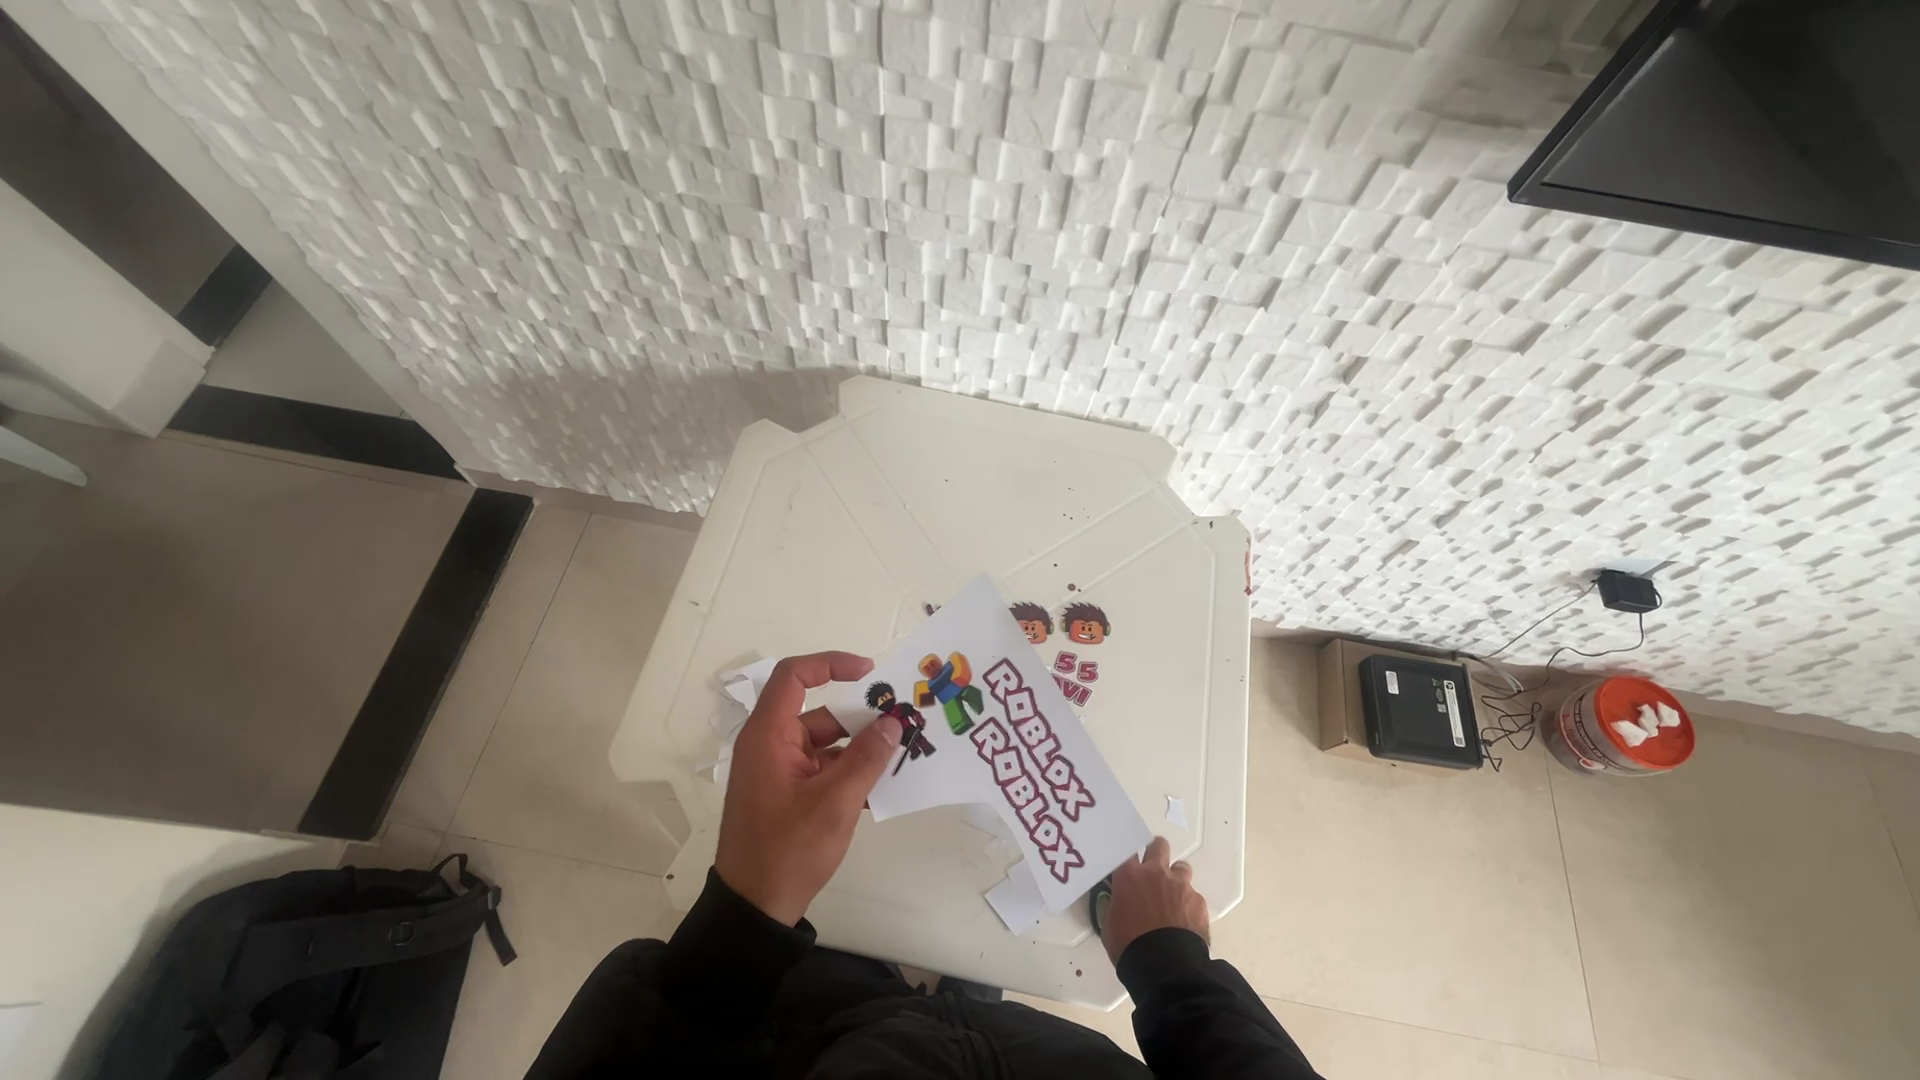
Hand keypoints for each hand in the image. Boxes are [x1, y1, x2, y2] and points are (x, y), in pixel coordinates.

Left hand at [714, 652, 901, 925]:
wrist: (754, 910)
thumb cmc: (788, 849)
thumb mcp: (835, 802)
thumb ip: (866, 758)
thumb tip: (892, 722)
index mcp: (768, 736)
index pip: (794, 677)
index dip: (831, 664)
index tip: (870, 672)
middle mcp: (770, 745)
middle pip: (819, 713)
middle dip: (860, 718)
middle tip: (901, 724)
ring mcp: (778, 771)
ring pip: (825, 744)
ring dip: (859, 750)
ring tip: (899, 758)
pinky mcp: (787, 794)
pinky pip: (822, 769)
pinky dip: (848, 773)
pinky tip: (880, 790)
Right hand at [1102, 836, 1209, 964]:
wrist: (1165, 967)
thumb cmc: (1129, 945)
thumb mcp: (1109, 925)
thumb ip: (1114, 905)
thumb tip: (1117, 901)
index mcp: (1129, 876)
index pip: (1126, 849)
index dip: (1128, 854)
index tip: (1128, 862)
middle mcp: (1156, 873)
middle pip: (1158, 845)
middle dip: (1156, 853)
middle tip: (1153, 870)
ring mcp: (1180, 885)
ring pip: (1181, 867)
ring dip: (1176, 877)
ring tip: (1172, 896)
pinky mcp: (1198, 901)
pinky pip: (1193, 895)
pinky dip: (1188, 904)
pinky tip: (1185, 921)